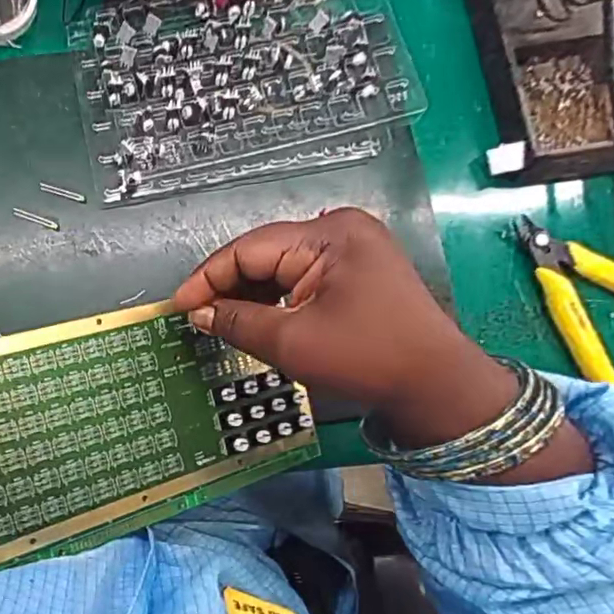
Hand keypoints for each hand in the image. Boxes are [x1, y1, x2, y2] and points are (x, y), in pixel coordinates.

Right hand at [172, 208, 588, 477]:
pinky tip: (249, 316)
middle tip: (195, 317)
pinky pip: (295, 276)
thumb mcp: (289, 341)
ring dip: (245, 293)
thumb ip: (234, 321)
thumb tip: (196, 313)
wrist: (434, 384)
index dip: (206, 278)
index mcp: (328, 236)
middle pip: (260, 254)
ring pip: (275, 266)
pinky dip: (269, 297)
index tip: (178, 307)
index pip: (246, 249)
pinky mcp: (352, 268)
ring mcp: (349, 247)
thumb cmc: (366, 358)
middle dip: (225, 286)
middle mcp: (339, 230)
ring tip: (217, 320)